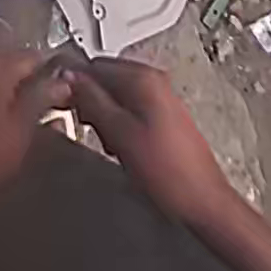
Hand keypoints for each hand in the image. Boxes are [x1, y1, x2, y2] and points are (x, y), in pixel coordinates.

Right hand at [64, 56, 236, 220]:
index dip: (76, 83)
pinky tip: (122, 147)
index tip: (66, 100)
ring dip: (105, 115)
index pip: (94, 64)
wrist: (205, 206)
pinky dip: (119, 124)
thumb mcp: (119, 132)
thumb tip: (70, 77)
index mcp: (144, 77)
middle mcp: (154, 81)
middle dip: (92, 101)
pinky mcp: (163, 117)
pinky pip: (129, 109)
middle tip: (89, 125)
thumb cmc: (168, 173)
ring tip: (109, 141)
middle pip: (105, 78)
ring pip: (116, 95)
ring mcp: (160, 99)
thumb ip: (91, 99)